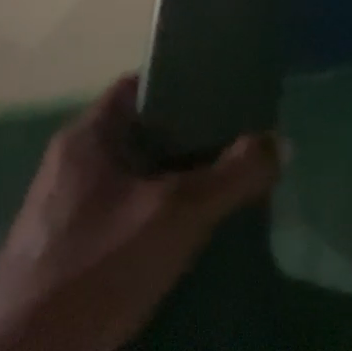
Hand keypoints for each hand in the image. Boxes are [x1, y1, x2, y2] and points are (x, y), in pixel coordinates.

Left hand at [0, 76, 280, 350]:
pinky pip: (138, 214)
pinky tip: (203, 231)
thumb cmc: (93, 269)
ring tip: (239, 185)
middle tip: (252, 141)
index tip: (236, 89)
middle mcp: (76, 166)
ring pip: (149, 176)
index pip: (145, 85)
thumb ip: (236, 172)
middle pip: (153, 132)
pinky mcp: (77, 251)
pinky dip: (172, 215)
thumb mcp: (179, 213)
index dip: (191, 80)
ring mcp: (72, 211)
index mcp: (87, 140)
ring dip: (192, 180)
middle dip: (204, 136)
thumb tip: (279, 143)